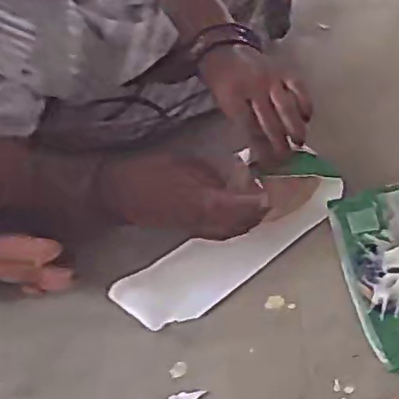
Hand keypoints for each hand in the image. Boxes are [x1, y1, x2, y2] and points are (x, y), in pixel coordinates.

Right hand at [98, 149, 268, 238]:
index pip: (256, 204)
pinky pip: (231, 231)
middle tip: (277, 190)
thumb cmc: (147, 172)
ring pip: (245, 227)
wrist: (115, 193)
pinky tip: (244, 210)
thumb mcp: (189, 165)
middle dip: (269, 205)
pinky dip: (243, 221)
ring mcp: (207, 230)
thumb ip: (223, 175)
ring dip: (257, 214)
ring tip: (263, 198)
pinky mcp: (199, 233)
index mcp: (213, 203)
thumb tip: (247, 178)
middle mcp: (215, 222)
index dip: (272, 195)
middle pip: (255, 219)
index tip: (283, 184)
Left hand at [199, 44, 311, 166]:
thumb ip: (240, 118)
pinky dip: (305, 105)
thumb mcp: (221, 98)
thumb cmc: (221, 76)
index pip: (250, 127)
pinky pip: (300, 90)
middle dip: (280, 142)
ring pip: (287, 109)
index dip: (261, 146)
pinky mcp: (284, 72)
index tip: (269, 161)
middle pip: (270, 121)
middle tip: (287, 157)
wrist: (222, 44)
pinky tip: (306, 117)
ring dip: (295, 128)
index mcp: (231, 94)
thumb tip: (260, 145)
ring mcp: (271, 79)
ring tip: (299, 142)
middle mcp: (253, 87)